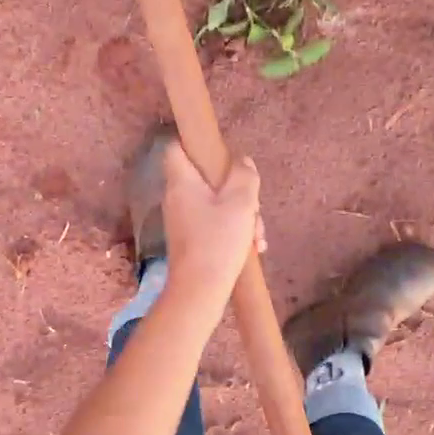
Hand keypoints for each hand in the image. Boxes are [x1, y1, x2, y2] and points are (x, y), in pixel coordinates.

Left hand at [160, 140, 262, 314]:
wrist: (199, 291)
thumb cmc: (217, 242)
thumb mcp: (240, 203)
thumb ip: (244, 176)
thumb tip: (242, 161)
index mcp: (181, 182)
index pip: (176, 148)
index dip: (195, 143)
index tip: (220, 152)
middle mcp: (177, 198)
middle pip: (207, 178)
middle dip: (237, 191)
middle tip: (253, 208)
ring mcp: (182, 220)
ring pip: (216, 203)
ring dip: (242, 215)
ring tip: (257, 237)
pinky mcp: (190, 239)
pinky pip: (214, 223)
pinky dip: (233, 231)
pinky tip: (253, 248)